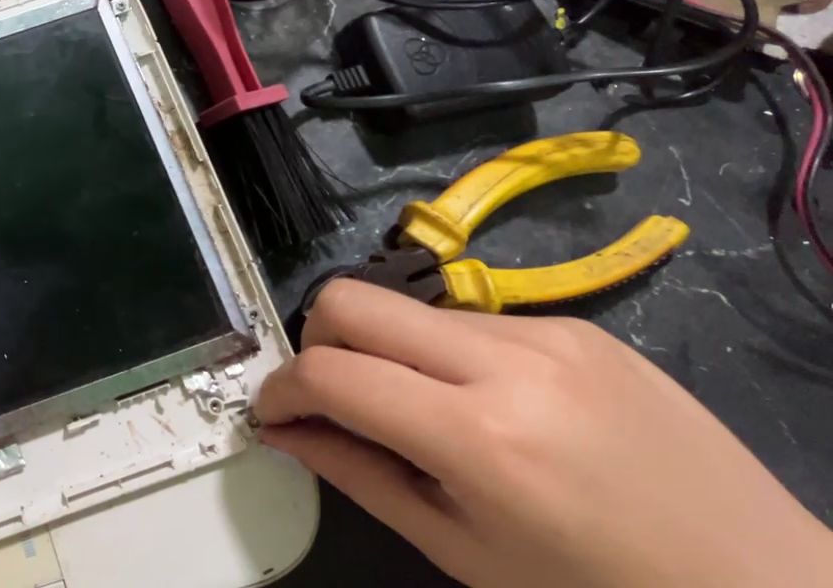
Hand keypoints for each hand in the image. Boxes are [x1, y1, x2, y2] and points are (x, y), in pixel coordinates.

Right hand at [256, 279, 832, 587]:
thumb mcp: (464, 552)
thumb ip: (358, 475)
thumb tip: (281, 431)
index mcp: (481, 437)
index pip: (329, 373)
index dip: (280, 389)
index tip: (273, 414)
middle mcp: (508, 362)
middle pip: (348, 299)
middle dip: (315, 342)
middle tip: (331, 396)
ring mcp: (548, 332)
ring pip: (404, 305)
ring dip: (381, 346)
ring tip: (415, 406)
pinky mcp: (578, 324)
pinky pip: (469, 318)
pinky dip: (442, 351)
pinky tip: (485, 403)